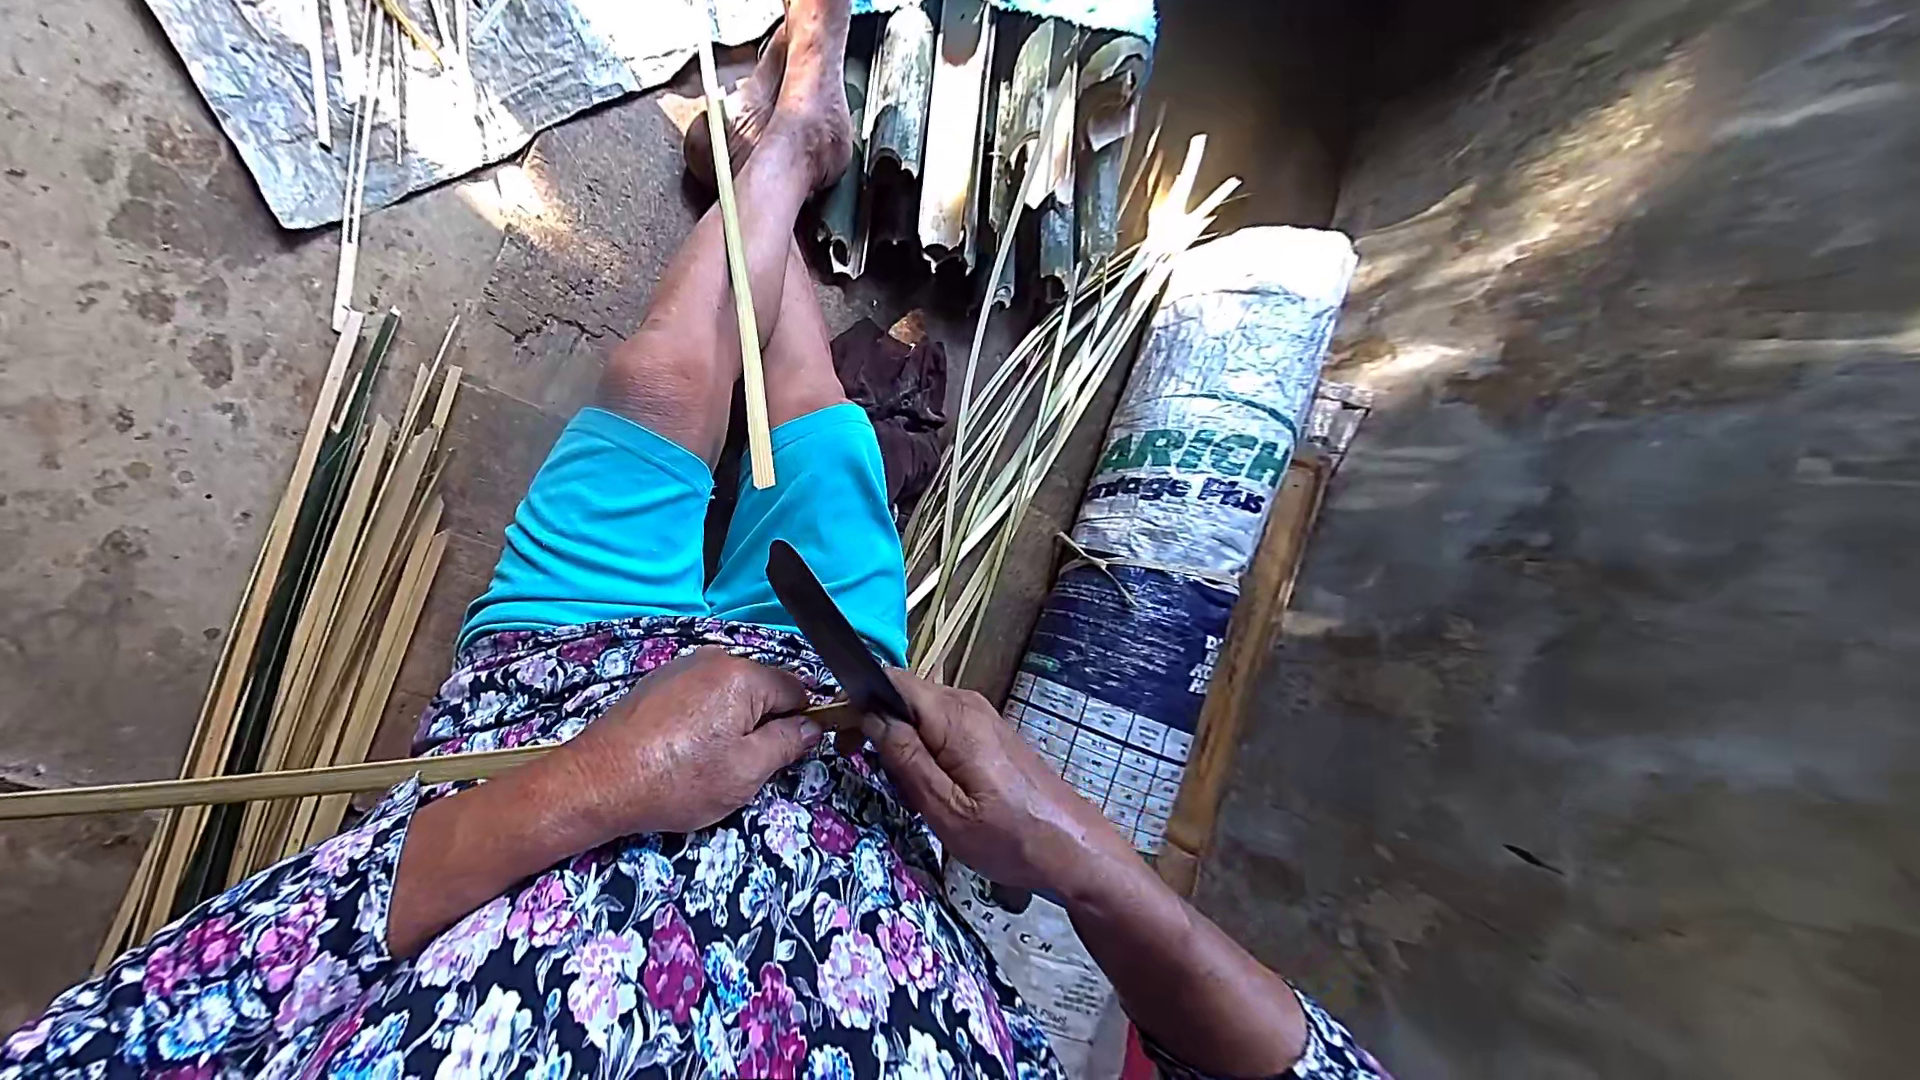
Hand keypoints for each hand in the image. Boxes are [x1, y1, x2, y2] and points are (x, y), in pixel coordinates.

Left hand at [539, 648, 822, 842]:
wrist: (593, 783)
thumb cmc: (675, 780)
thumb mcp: (746, 772)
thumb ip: (788, 743)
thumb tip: (812, 727)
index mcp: (743, 675)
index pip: (798, 690)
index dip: (799, 723)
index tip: (782, 752)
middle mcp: (716, 658)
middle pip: (764, 689)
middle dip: (762, 722)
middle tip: (741, 762)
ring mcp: (684, 665)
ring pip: (733, 692)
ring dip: (733, 720)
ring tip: (706, 758)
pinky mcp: (660, 679)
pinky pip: (703, 692)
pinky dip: (705, 716)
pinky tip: (683, 746)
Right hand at [863, 670, 1136, 899]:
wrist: (1072, 847)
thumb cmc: (1009, 836)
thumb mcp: (945, 808)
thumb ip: (906, 758)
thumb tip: (871, 716)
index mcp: (953, 715)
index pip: (893, 680)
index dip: (860, 699)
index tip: (842, 735)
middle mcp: (967, 702)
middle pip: (906, 695)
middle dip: (878, 724)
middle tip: (862, 766)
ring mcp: (982, 715)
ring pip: (923, 712)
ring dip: (902, 740)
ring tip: (900, 785)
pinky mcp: (989, 731)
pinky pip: (943, 725)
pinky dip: (925, 746)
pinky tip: (929, 783)